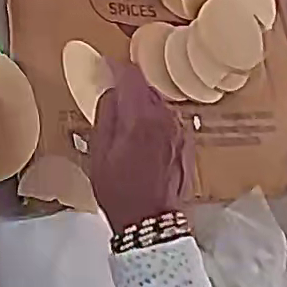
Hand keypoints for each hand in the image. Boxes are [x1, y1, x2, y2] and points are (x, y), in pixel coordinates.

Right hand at [88, 60, 189, 228]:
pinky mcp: (187, 143)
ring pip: (159, 103)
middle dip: (129, 85)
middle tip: (112, 92)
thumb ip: (106, 113)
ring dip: (143, 104)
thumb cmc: (119, 189)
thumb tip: (111, 90)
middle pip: (147, 87)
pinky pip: (169, 120)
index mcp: (141, 116)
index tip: (105, 64)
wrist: (150, 221)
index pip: (130, 75)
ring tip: (127, 119)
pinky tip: (144, 137)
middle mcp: (165, 116)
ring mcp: (179, 129)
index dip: (116, 66)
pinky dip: (156, 120)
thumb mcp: (99, 151)